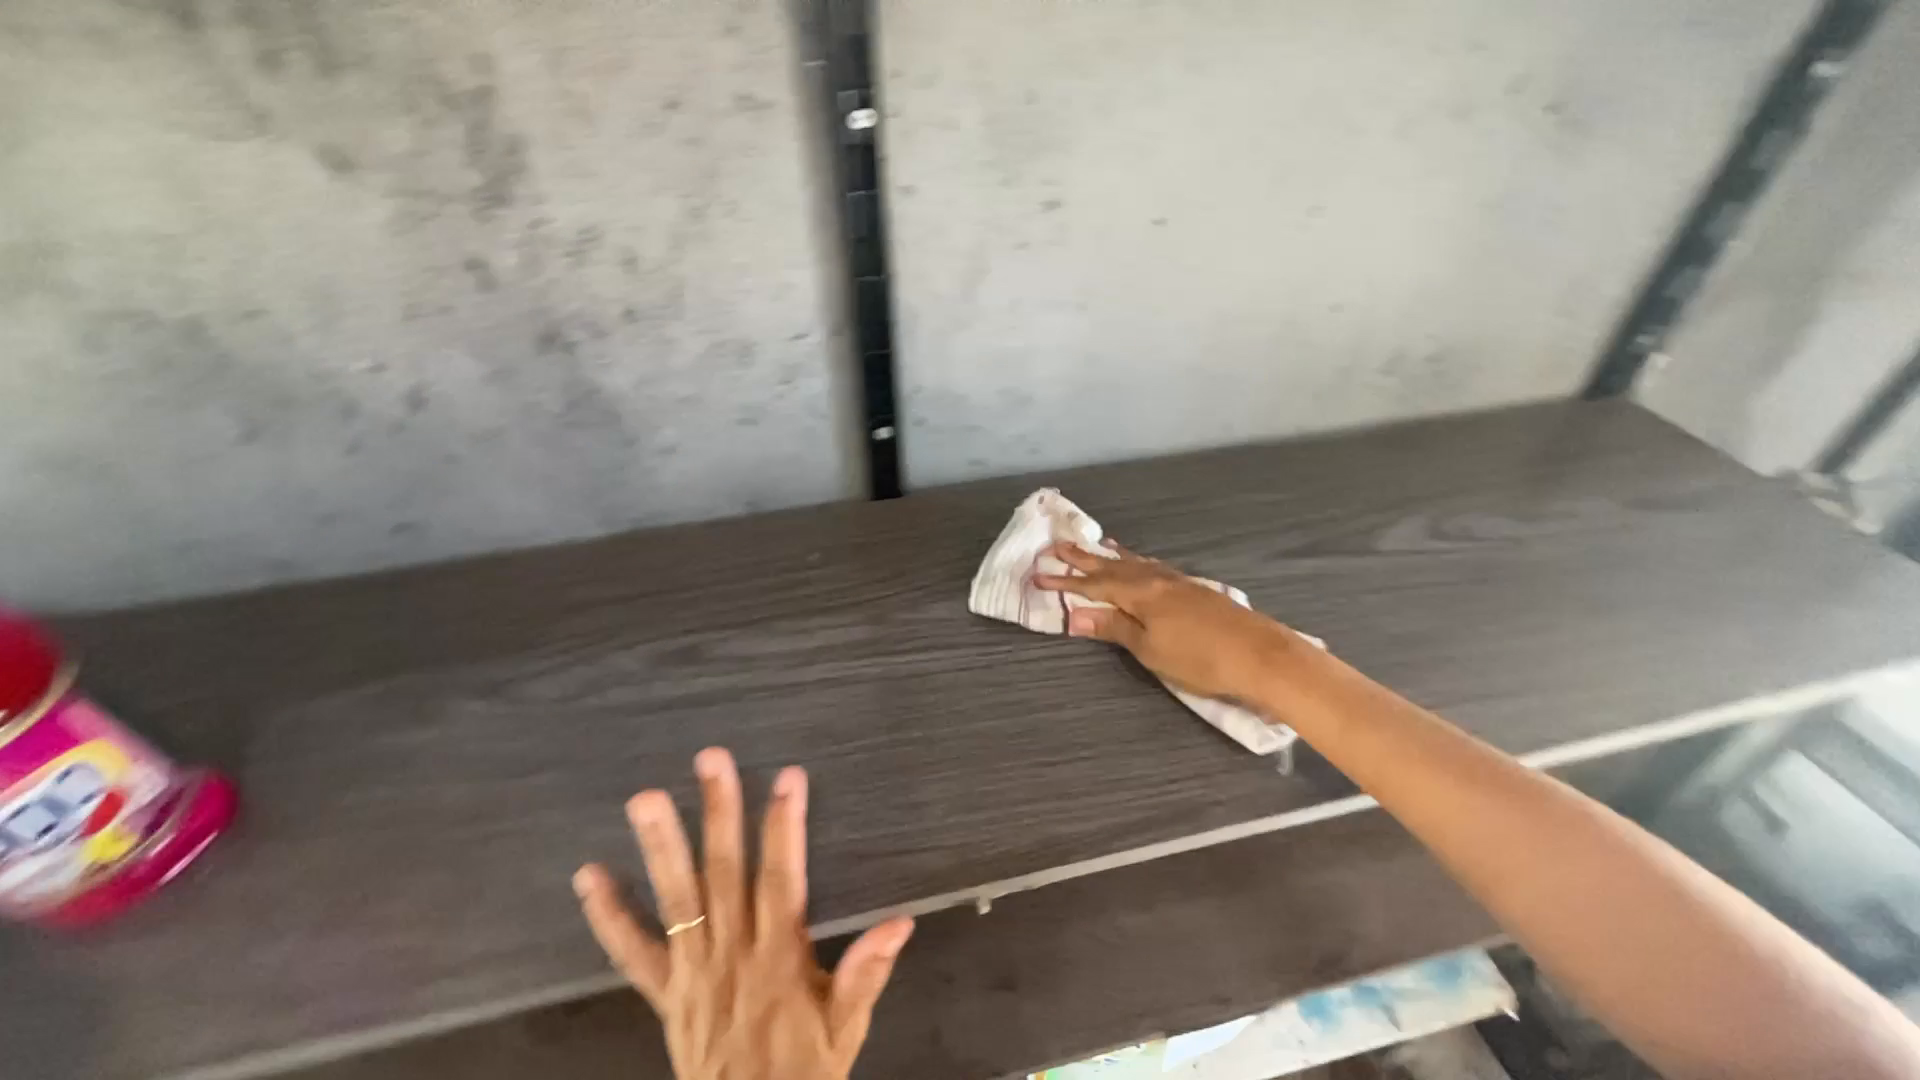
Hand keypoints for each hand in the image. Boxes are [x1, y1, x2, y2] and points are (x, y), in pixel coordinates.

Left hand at [574, 748, 914, 1079]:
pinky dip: (608, 915)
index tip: (787, 777)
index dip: (785, 827)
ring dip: (661, 846)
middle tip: (710, 759)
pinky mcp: (665, 991)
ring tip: (644, 799)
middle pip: (724, 873)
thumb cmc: (803, 1071)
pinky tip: (588, 876)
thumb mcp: (847, 1028)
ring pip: (676, 899)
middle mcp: (731, 953)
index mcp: (779, 957)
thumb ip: (866, 973)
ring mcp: (692, 970)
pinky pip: (631, 953)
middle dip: (720, 812)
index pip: (781, 879)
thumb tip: (900, 923)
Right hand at [1033, 540, 1302, 700]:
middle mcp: (1155, 579)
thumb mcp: (1149, 650)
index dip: (1065, 583)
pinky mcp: (1193, 589)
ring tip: (1095, 546)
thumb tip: (1073, 615)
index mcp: (1140, 593)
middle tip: (1056, 546)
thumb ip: (1113, 628)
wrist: (1261, 656)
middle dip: (1083, 559)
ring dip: (1110, 556)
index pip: (1093, 586)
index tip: (1038, 576)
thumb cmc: (1200, 659)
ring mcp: (1177, 581)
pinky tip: (1139, 564)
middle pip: (1112, 567)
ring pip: (1135, 563)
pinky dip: (1136, 561)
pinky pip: (1152, 566)